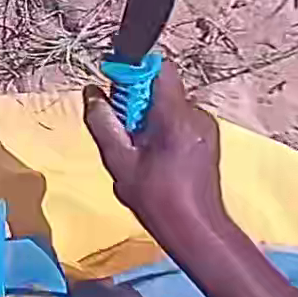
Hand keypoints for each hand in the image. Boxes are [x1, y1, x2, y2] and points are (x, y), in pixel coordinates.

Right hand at [83, 60, 226, 239]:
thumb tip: (91, 92)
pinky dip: (157, 125)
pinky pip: (176, 117)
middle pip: (159, 86)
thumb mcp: (116, 158)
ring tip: (133, 145)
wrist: (194, 227)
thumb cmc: (155, 195)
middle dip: (133, 98)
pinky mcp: (206, 137)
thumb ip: (102, 121)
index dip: (132, 69)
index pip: (159, 69)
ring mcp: (204, 126)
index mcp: (176, 117)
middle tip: (118, 126)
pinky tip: (149, 151)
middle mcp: (196, 115)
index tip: (112, 85)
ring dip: (144, 114)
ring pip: (165, 103)